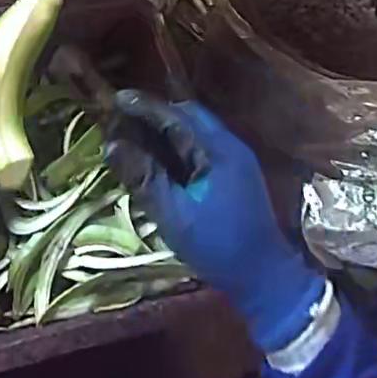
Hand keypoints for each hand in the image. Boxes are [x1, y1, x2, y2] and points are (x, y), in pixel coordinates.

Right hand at [106, 94, 326, 353]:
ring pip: (195, 128)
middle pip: (188, 115)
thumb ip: (143, 177)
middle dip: (155, 112)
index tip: (116, 99)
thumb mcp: (173, 214)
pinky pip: (201, 144)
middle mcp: (230, 146)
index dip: (144, 106)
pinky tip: (159, 154)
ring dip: (167, 126)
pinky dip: (178, 142)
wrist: (266, 278)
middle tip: (124, 117)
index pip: (176, 116)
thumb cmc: (218, 247)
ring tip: (135, 132)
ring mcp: (235, 158)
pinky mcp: (234, 172)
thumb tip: (110, 145)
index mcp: (218, 151)